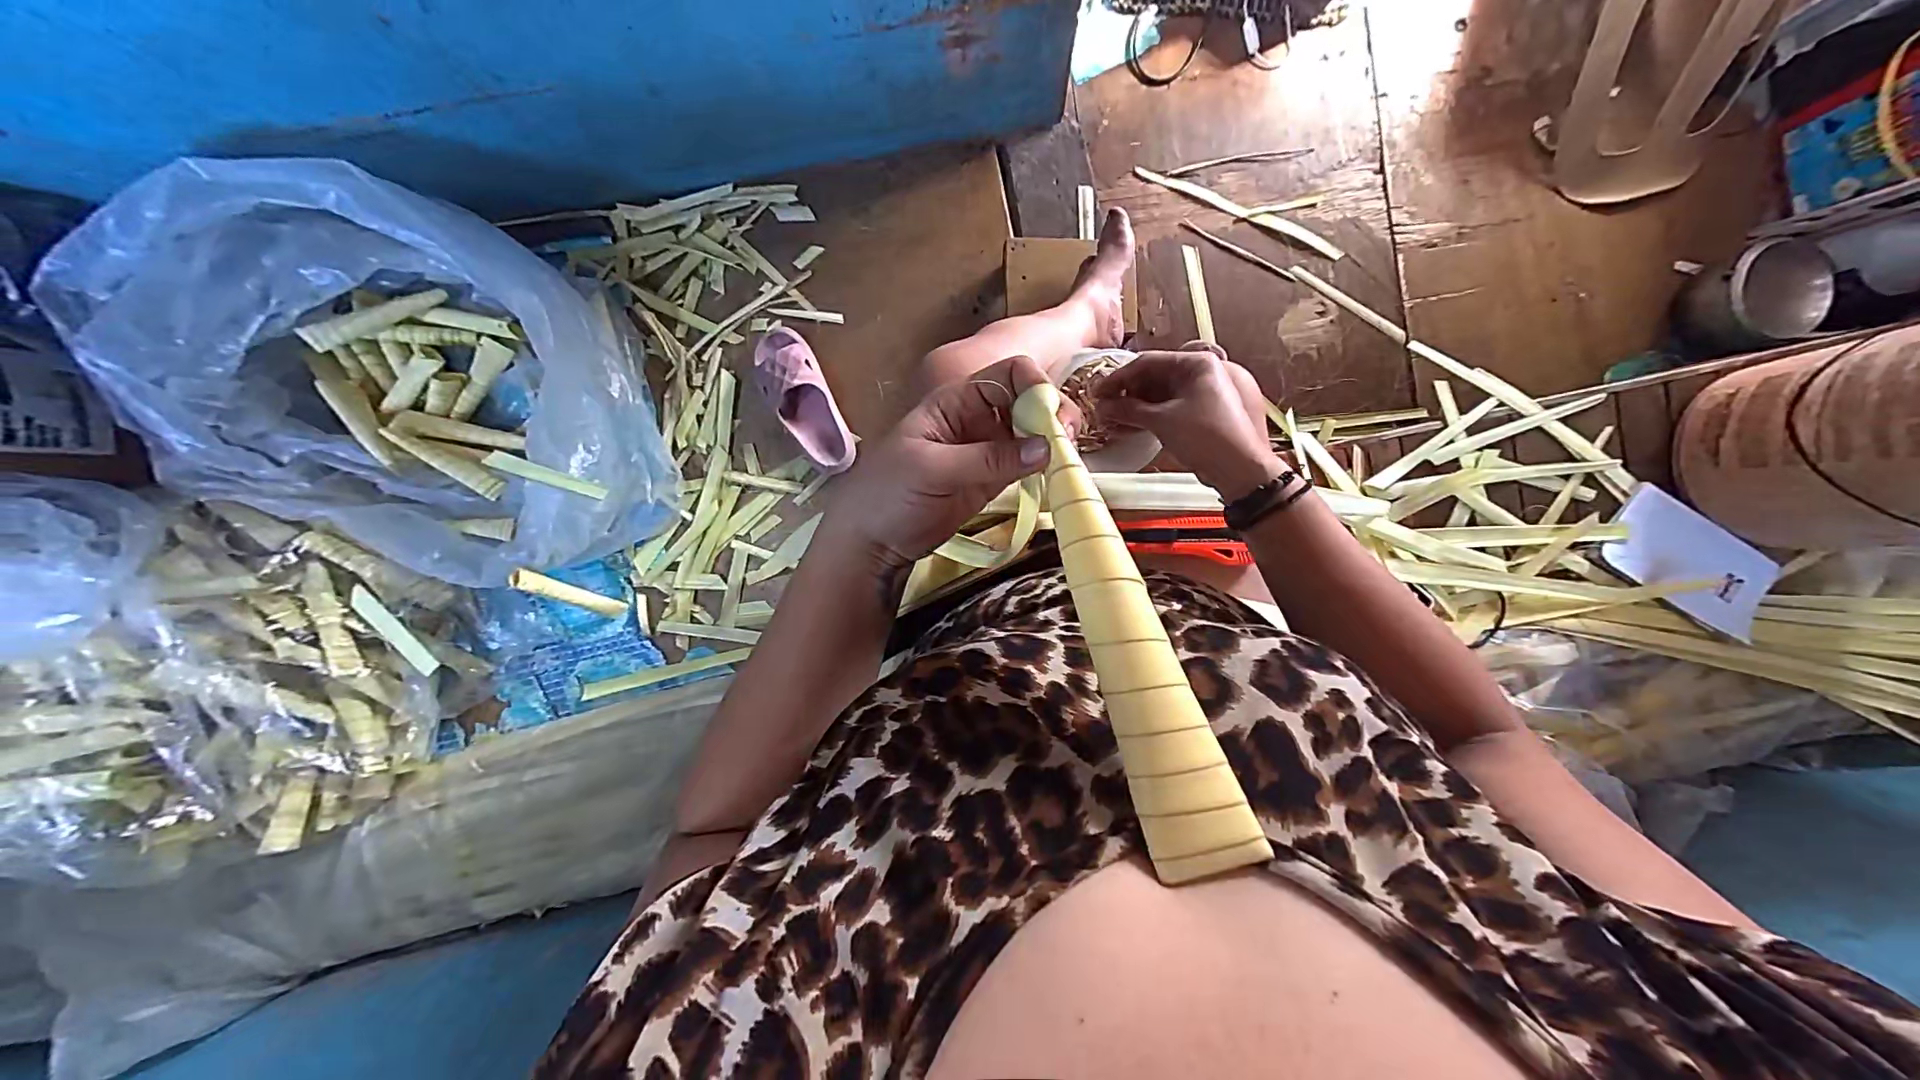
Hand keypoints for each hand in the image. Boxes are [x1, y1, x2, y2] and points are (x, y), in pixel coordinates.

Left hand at [820, 355, 1070, 573]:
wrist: (872, 539)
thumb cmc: (888, 493)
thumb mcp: (932, 469)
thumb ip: (988, 458)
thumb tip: (1045, 448)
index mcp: (956, 401)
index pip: (1007, 373)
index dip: (1034, 384)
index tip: (1050, 414)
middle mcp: (977, 419)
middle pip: (1028, 399)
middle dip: (1052, 412)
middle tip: (1067, 439)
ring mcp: (988, 449)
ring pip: (1034, 432)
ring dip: (1055, 440)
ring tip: (1066, 459)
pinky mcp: (994, 478)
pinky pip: (1029, 464)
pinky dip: (1046, 466)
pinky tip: (1058, 474)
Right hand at [1093, 346, 1284, 500]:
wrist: (1242, 471)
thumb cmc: (1208, 438)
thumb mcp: (1162, 421)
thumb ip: (1129, 410)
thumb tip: (1104, 407)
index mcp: (1199, 362)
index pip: (1149, 362)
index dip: (1119, 378)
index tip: (1098, 392)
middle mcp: (1207, 371)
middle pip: (1157, 376)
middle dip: (1128, 393)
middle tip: (1106, 406)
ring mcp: (1209, 392)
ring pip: (1164, 393)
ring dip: (1139, 405)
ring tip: (1116, 418)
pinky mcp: (1209, 411)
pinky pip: (1175, 406)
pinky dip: (1154, 414)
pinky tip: (1135, 425)